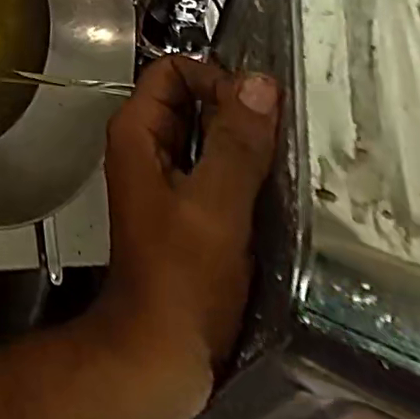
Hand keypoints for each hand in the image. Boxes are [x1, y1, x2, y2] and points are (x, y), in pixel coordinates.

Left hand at [93, 56, 279, 399]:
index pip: (170, 70)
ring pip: (205, 133)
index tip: (256, 104)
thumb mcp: (214, 205)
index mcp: (136, 133)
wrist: (161, 347)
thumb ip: (236, 143)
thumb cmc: (179, 279)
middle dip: (234, 105)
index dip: (213, 77)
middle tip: (280, 128)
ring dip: (242, 137)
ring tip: (283, 155)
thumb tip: (258, 84)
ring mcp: (164, 176)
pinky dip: (242, 166)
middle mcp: (144, 146)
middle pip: (190, 98)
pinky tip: (273, 184)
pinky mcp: (186, 204)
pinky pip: (214, 165)